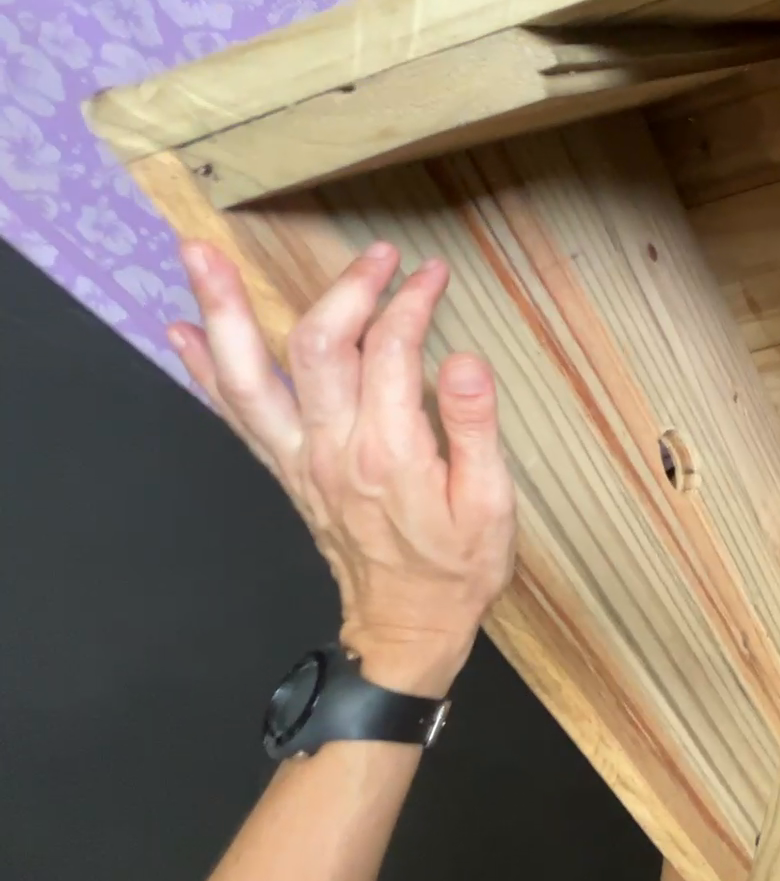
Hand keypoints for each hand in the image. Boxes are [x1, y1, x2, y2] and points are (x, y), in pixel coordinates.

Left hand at [168, 240, 515, 696]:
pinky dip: (205, 368)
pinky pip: (236, 414)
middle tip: (378, 256)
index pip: (393, 353)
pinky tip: (185, 334)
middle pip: (319, 347)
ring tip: (199, 257)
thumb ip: (476, 429)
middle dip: (348, 290)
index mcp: (391, 451)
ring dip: (222, 311)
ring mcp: (300, 460)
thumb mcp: (492, 502)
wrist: (409, 624)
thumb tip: (465, 362)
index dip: (411, 304)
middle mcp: (332, 448)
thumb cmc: (461, 565)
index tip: (434, 275)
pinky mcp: (289, 472)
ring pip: (248, 373)